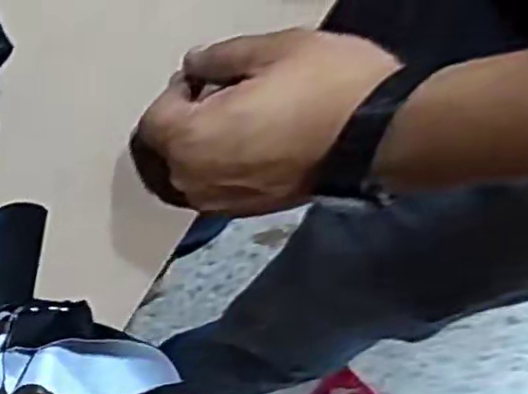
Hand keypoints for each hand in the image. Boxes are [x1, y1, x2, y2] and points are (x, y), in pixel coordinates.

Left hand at [133, 29, 401, 213]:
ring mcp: (203, 198)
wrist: (373, 137)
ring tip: (242, 119)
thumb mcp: (279, 50)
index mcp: (187, 137)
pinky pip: (207, 184)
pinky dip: (216, 165)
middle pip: (166, 145)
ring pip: (185, 167)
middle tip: (226, 95)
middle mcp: (184, 176)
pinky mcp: (227, 210)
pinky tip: (251, 145)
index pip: (153, 117)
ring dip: (201, 144)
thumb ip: (223, 56)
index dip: (174, 94)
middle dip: (187, 118)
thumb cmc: (328, 87)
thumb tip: (192, 63)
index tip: (201, 78)